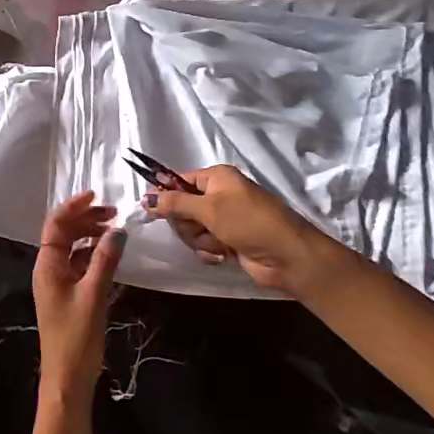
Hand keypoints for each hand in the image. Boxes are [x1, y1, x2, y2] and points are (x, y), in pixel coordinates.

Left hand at [32, 192, 125, 396]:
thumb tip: (118, 230)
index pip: (55, 224)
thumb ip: (105, 260)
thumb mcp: (93, 296)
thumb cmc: (76, 338)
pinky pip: (79, 264)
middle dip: (86, 219)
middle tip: (114, 214)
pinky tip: (111, 255)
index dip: (73, 206)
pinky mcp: (69, 294)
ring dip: (91, 235)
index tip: (96, 195)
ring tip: (116, 231)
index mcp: (46, 265)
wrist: (67, 379)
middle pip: (64, 233)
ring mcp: (58, 282)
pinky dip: (94, 254)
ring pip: (73, 247)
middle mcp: (49, 269)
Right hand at [143, 165, 364, 297]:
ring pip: (191, 228)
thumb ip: (175, 203)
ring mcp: (224, 219)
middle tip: (199, 228)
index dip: (166, 194)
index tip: (150, 209)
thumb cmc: (249, 222)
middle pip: (182, 207)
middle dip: (187, 223)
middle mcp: (220, 195)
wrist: (287, 256)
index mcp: (217, 177)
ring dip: (199, 239)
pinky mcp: (228, 240)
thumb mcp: (209, 208)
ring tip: (217, 244)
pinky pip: (204, 243)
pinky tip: (222, 255)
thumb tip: (145, 198)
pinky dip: (209, 250)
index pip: (180, 181)